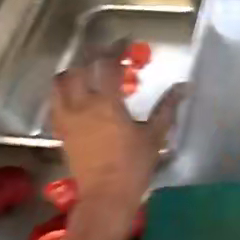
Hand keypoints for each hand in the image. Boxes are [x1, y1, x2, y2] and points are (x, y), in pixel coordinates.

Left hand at [50, 46, 183, 211]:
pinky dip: (63, 91)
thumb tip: (183, 87)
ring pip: (61, 83)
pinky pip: (55, 102)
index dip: (116, 49)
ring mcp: (68, 118)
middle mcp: (82, 105)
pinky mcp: (61, 131)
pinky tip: (74, 95)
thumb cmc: (134, 167)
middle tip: (106, 54)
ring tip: (86, 71)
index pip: (108, 65)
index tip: (124, 42)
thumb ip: (166, 109)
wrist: (105, 197)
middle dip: (93, 56)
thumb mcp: (154, 137)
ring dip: (74, 71)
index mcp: (107, 104)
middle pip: (81, 68)